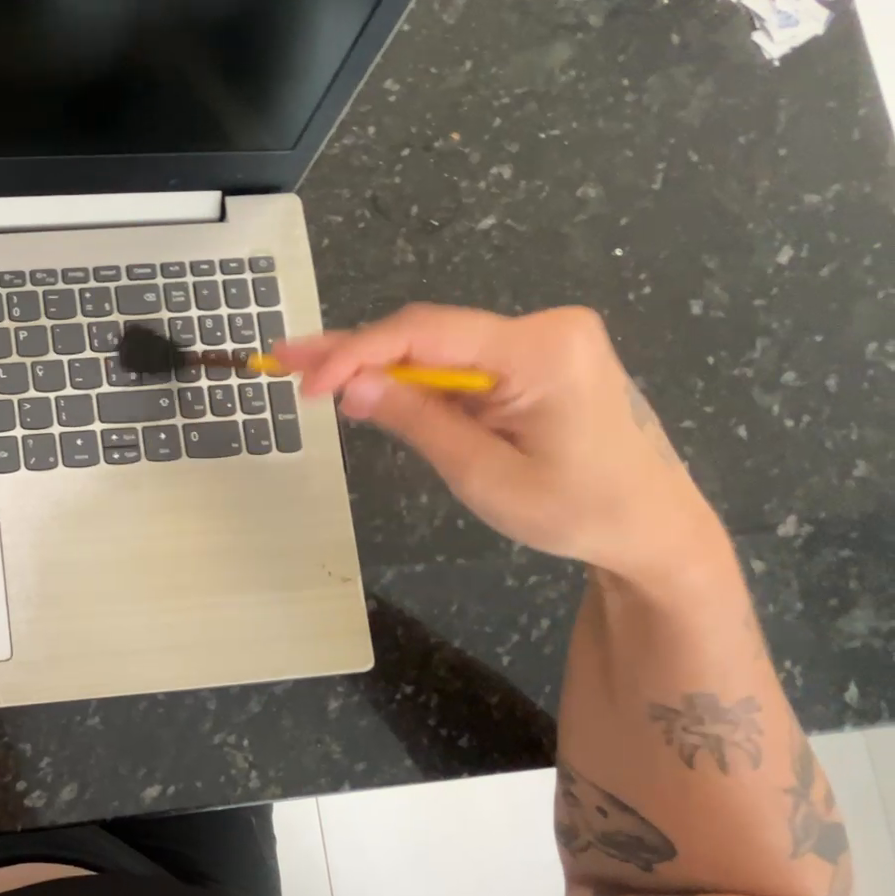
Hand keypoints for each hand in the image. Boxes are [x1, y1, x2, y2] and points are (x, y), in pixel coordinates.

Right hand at [275, 304, 727, 581]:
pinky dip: (407, 377)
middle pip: (424, 333)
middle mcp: (543, 328)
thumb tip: (350, 386)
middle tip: (285, 360)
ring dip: (373, 364)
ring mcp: (540, 341)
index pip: (424, 335)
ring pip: (434, 347)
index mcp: (541, 350)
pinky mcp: (533, 359)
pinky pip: (455, 361)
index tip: (305, 384)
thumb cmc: (575, 510)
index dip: (355, 353)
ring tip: (309, 374)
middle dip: (351, 351)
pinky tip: (363, 384)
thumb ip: (416, 421)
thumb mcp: (482, 473)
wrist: (651, 526)